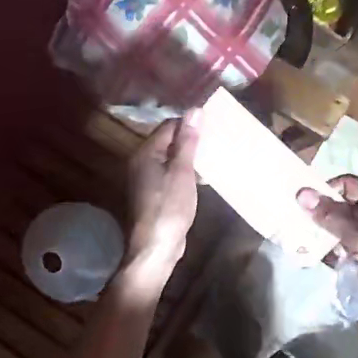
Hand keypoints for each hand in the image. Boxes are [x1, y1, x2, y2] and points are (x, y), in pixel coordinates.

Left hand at [125, 111, 201, 280]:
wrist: (155, 246)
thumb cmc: (169, 207)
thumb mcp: (182, 171)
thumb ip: (188, 141)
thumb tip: (195, 110)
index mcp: (145, 153)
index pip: (169, 126)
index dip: (190, 123)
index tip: (213, 126)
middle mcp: (141, 162)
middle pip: (168, 141)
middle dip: (191, 140)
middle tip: (216, 140)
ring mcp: (145, 180)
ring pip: (170, 159)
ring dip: (189, 158)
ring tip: (213, 157)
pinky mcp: (153, 195)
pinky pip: (170, 175)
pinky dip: (184, 173)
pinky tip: (202, 178)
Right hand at [297, 174, 357, 312]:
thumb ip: (331, 218)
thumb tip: (302, 193)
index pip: (348, 185)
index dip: (325, 192)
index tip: (301, 206)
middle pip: (342, 205)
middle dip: (321, 216)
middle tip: (296, 225)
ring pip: (340, 227)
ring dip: (323, 235)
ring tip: (302, 243)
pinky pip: (343, 244)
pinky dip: (330, 250)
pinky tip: (313, 256)